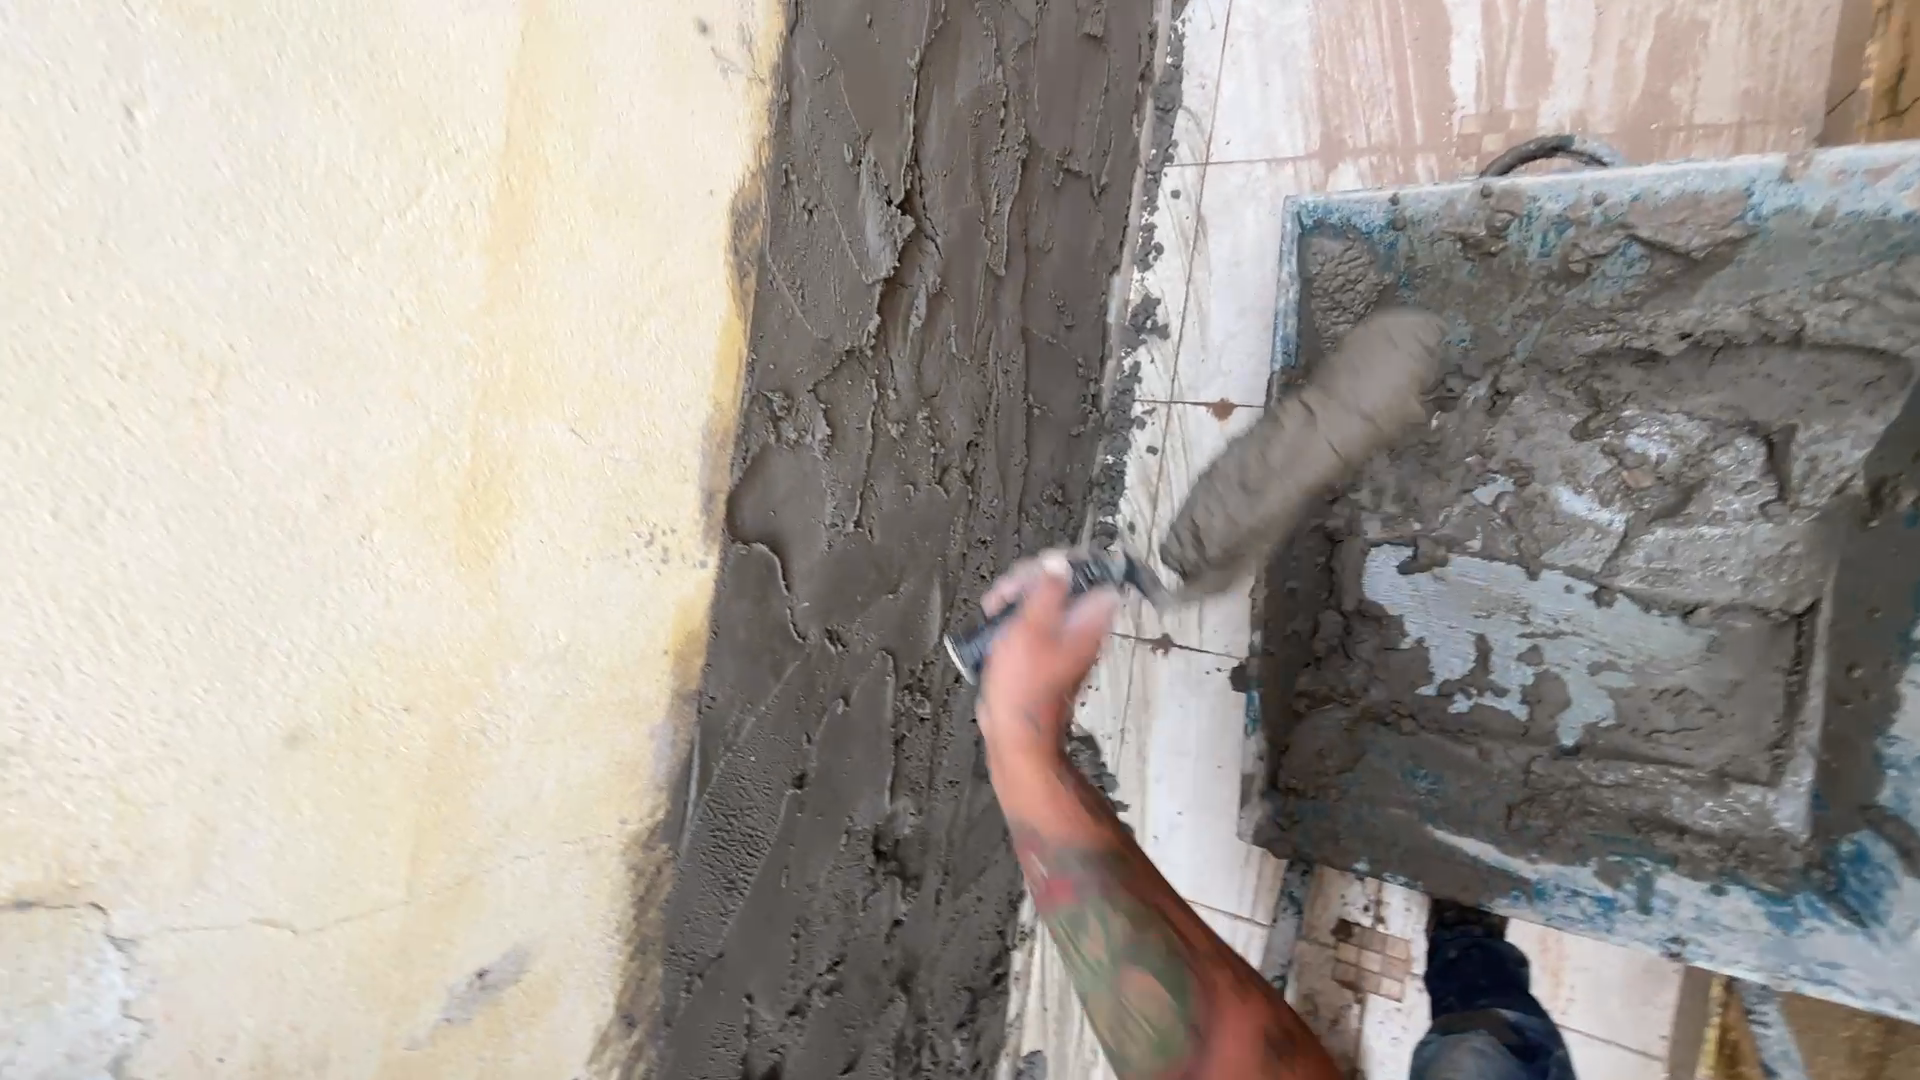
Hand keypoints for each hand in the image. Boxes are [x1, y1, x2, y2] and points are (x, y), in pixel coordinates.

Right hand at [976, 551, 1120, 765]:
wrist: (1015, 731)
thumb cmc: (1025, 686)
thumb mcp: (1031, 628)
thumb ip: (1047, 590)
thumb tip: (1060, 560)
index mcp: (1088, 620)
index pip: (1090, 573)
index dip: (1064, 562)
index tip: (1037, 567)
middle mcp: (1081, 628)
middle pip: (1062, 584)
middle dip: (1029, 581)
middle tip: (1006, 594)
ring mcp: (1062, 641)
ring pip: (1043, 601)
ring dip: (1016, 598)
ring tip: (994, 609)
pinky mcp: (1042, 653)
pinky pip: (1031, 622)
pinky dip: (1014, 618)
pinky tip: (995, 624)